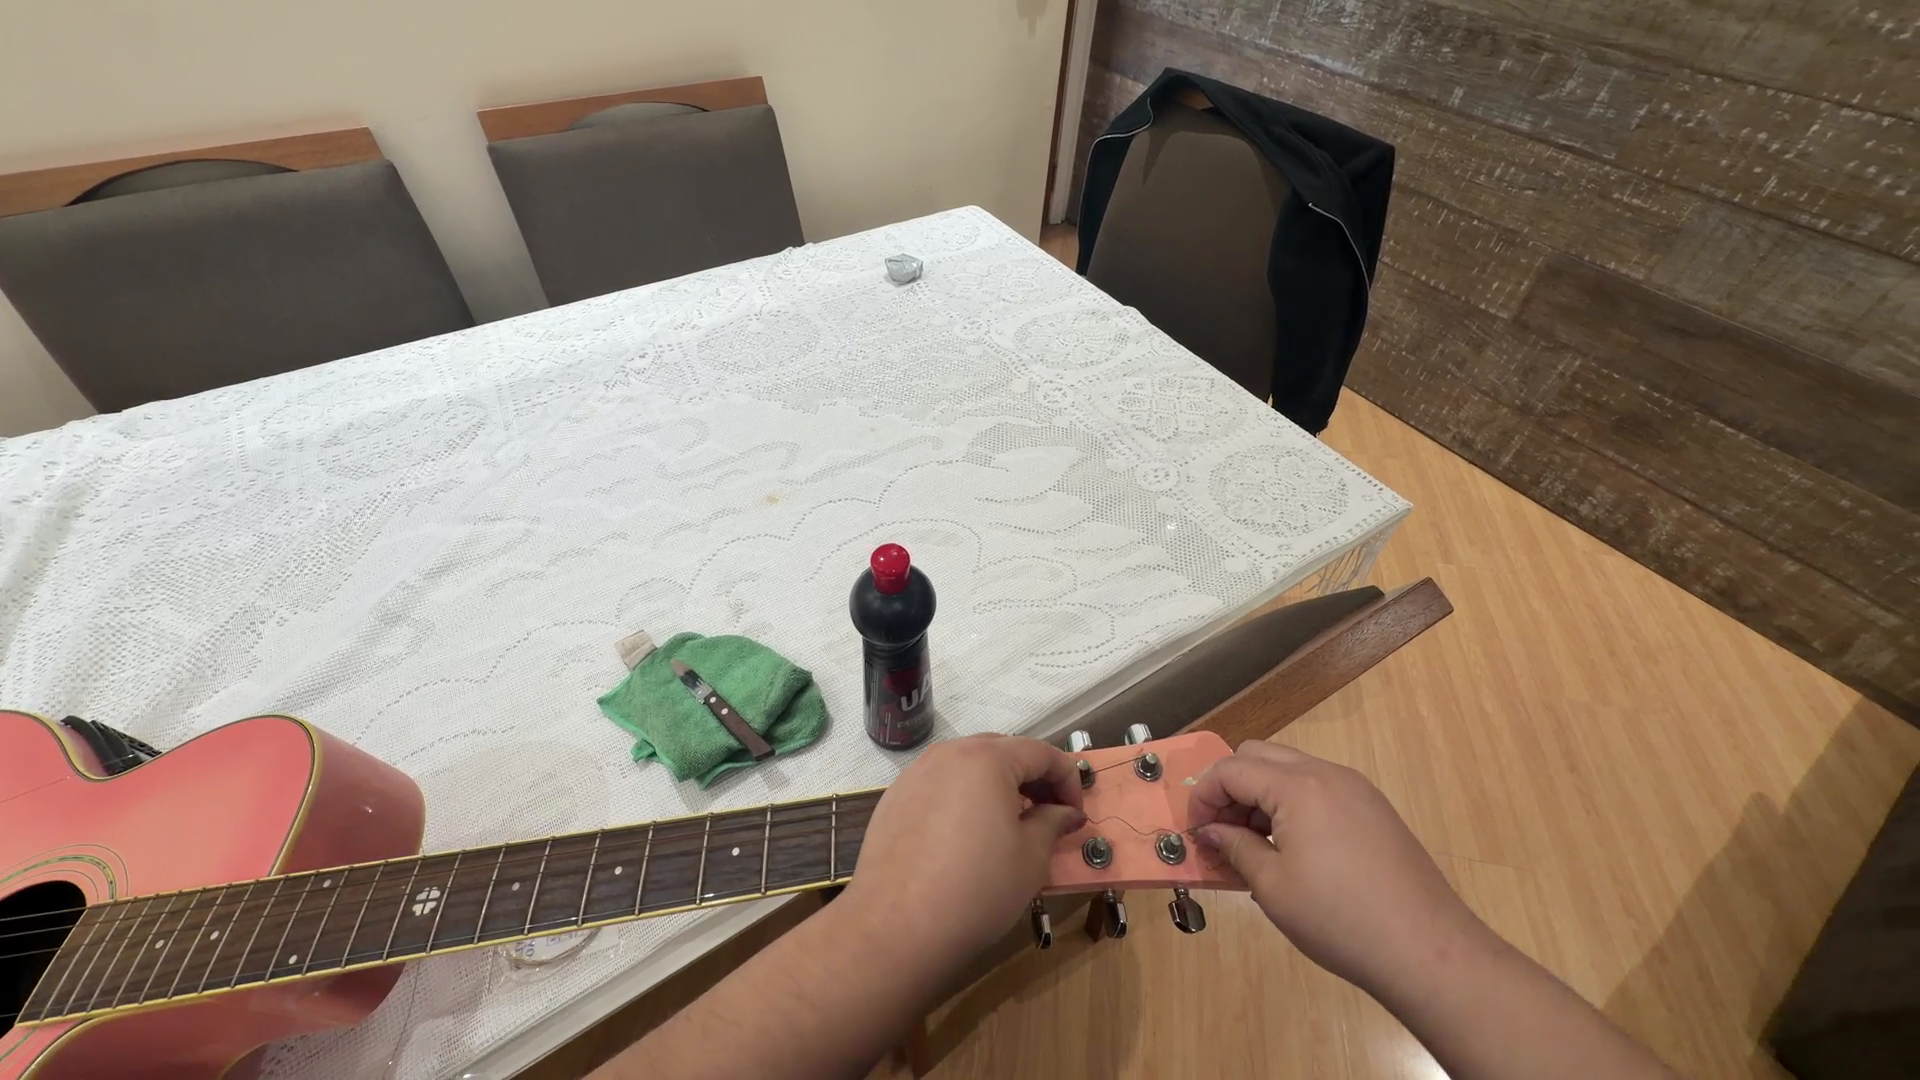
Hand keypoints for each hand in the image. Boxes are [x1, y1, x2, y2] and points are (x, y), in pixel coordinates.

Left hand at [842, 734, 1085, 971]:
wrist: (896, 927)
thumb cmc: (976, 888)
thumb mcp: (1030, 858)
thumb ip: (1052, 823)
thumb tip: (1065, 812)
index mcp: (987, 759)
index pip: (1040, 752)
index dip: (1067, 779)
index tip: (1075, 813)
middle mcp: (948, 754)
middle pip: (1002, 751)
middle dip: (1031, 777)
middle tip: (1047, 815)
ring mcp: (916, 774)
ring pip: (967, 766)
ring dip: (996, 785)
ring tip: (1009, 825)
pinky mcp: (894, 798)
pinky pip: (940, 785)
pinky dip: (962, 798)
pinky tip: (966, 837)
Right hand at [1189, 740, 1494, 995]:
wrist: (1430, 952)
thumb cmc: (1340, 919)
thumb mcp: (1273, 886)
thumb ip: (1234, 847)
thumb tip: (1209, 831)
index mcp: (1298, 786)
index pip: (1231, 769)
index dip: (1203, 796)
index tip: (1194, 832)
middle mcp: (1327, 774)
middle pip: (1258, 756)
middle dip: (1229, 787)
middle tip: (1220, 832)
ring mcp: (1356, 789)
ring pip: (1289, 769)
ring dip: (1259, 794)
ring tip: (1252, 844)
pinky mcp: (1374, 810)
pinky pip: (1317, 788)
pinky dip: (1290, 804)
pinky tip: (1290, 848)